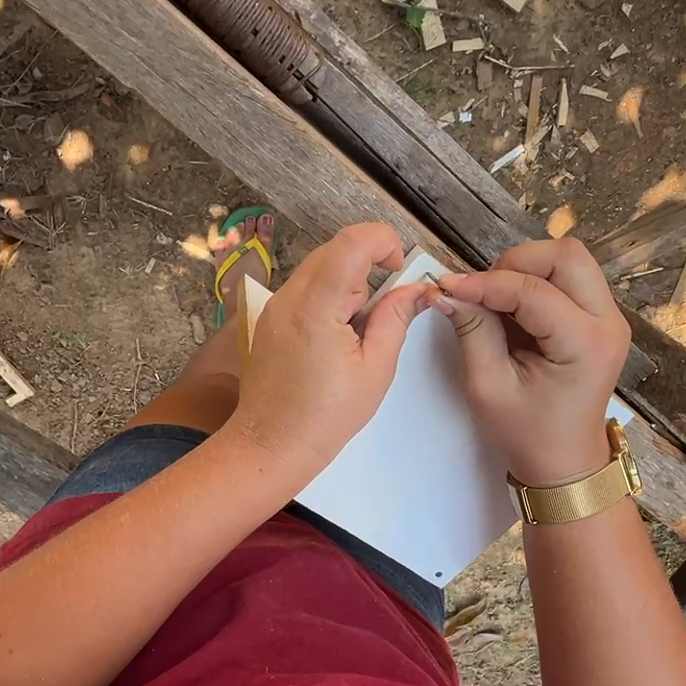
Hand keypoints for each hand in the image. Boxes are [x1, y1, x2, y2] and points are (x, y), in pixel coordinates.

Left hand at [228, 222, 428, 476]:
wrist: (271, 444)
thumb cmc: (324, 417)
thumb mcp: (375, 369)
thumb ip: (395, 320)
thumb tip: (415, 290)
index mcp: (316, 307)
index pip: (351, 242)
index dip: (383, 242)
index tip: (399, 267)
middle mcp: (288, 298)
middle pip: (335, 250)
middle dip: (367, 267)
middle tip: (381, 310)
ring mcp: (274, 307)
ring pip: (319, 269)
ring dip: (346, 285)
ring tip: (355, 332)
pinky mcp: (270, 320)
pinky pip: (304, 290)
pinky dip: (327, 299)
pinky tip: (334, 339)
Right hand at [432, 238, 630, 486]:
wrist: (565, 460)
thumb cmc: (527, 433)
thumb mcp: (488, 387)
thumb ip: (472, 333)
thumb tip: (448, 293)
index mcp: (586, 344)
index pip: (533, 291)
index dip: (485, 283)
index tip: (447, 287)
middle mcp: (607, 322)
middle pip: (565, 256)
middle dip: (515, 263)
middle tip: (482, 291)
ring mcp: (608, 317)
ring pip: (568, 261)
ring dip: (525, 271)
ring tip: (494, 302)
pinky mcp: (597, 317)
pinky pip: (567, 279)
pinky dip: (533, 283)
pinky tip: (509, 311)